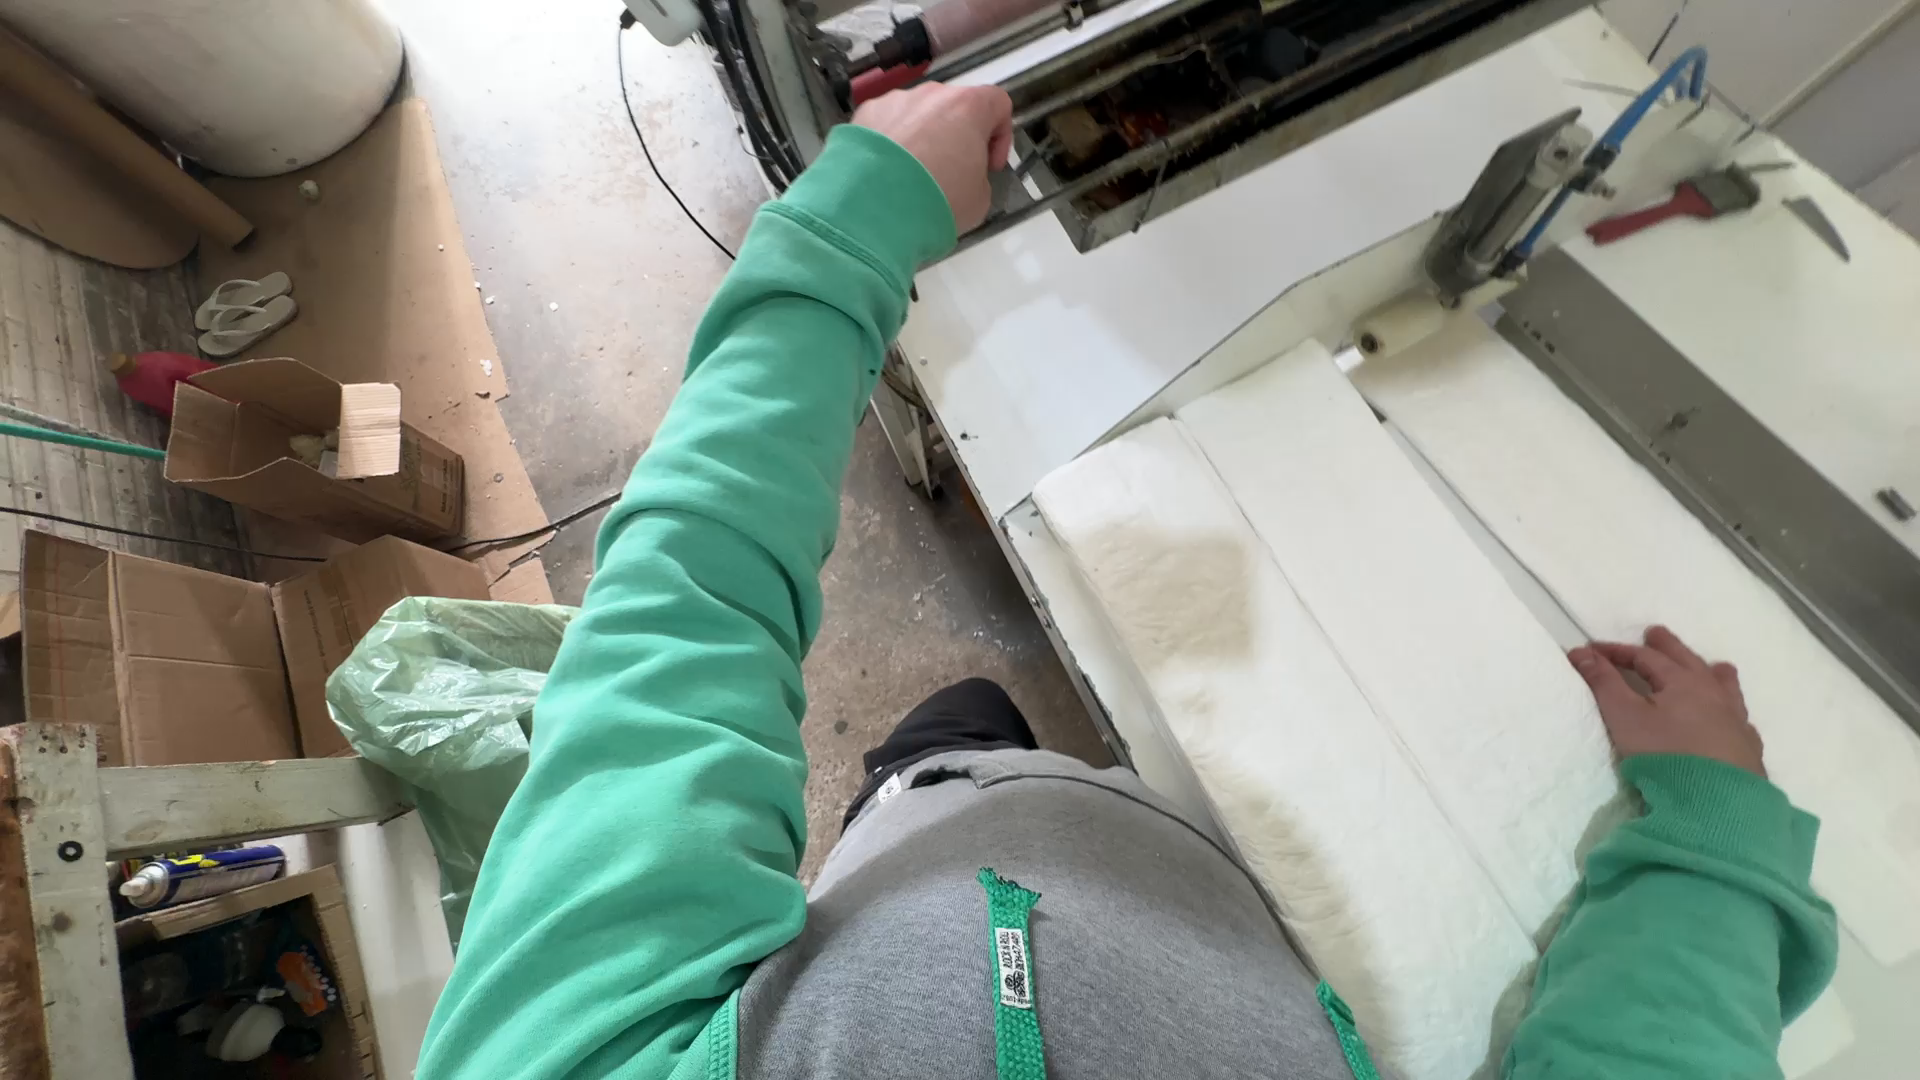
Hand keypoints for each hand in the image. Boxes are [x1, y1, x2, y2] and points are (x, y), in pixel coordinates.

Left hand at [853, 82, 1012, 231]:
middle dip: (956, 139)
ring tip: (913, 180)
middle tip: (951, 177)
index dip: (1000, 135)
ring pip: (918, 117)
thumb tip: (965, 176)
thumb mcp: (979, 200)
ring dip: (922, 141)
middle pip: (954, 109)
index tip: (990, 165)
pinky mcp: (866, 115)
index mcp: (968, 107)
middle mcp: (932, 95)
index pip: (997, 103)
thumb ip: (979, 177)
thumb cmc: (937, 201)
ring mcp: (896, 100)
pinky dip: (892, 146)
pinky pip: (887, 126)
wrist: (877, 208)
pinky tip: (888, 176)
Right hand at [1569, 625, 1765, 776]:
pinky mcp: (1746, 746)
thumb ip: (1602, 681)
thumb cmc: (1662, 751)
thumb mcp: (1622, 713)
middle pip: (1689, 663)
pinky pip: (1738, 715)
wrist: (1716, 800)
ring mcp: (1735, 721)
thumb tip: (1581, 652)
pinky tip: (1732, 713)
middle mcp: (1713, 695)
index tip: (1591, 650)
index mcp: (1683, 683)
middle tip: (1656, 633)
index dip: (1617, 651)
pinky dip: (1730, 705)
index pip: (1647, 658)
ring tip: (1715, 664)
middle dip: (1669, 647)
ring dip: (1712, 671)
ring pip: (1724, 687)